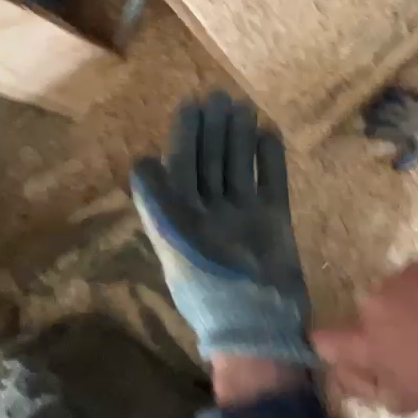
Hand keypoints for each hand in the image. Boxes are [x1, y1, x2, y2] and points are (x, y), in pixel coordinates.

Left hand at [131, 93, 313, 363]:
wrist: (260, 322)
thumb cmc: (214, 289)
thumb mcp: (179, 248)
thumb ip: (161, 207)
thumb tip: (142, 162)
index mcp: (182, 221)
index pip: (181, 169)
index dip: (184, 138)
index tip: (190, 104)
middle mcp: (211, 214)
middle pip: (211, 163)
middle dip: (214, 130)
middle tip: (220, 94)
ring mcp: (244, 216)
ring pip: (239, 167)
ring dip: (240, 137)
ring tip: (245, 106)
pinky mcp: (275, 220)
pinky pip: (271, 182)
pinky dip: (270, 159)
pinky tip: (269, 134)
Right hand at [314, 264, 417, 414]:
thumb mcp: (402, 400)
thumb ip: (361, 385)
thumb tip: (341, 370)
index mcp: (363, 340)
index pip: (322, 338)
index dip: (331, 347)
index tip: (350, 353)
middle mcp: (372, 302)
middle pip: (360, 320)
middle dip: (375, 332)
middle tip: (406, 347)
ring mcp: (397, 279)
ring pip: (385, 300)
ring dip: (398, 311)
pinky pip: (407, 284)